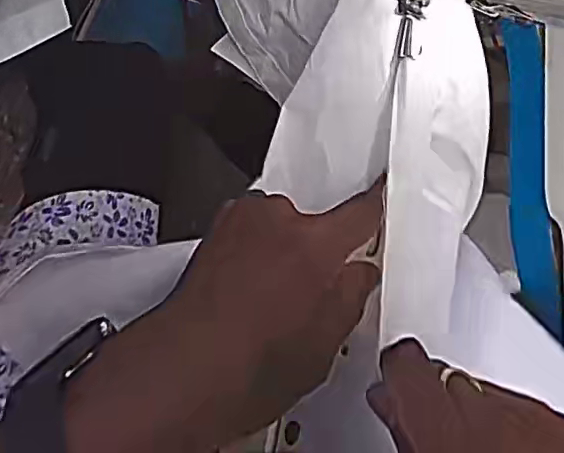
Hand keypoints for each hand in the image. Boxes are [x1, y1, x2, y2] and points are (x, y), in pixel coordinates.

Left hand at [62, 186, 383, 450]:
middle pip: (318, 222)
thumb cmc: (240, 370)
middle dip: (317, 252)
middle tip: (305, 294)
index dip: (378, 202)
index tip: (384, 191)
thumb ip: (351, 296)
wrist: (178, 371)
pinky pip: (255, 225)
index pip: (363, 210)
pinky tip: (246, 287)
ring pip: (284, 225)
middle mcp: (281, 219)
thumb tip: (360, 274)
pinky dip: (256, 246)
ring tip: (265, 298)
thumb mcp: (320, 348)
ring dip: (282, 248)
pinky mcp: (223, 222)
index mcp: (316, 247)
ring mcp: (248, 217)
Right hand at [368, 339, 563, 452]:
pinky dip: (521, 436)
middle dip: (439, 405)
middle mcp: (497, 412)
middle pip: (454, 383)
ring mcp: (543, 422)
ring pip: (495, 399)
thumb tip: (395, 418)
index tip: (392, 387)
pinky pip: (537, 420)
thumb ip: (407, 441)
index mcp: (449, 427)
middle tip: (424, 433)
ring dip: (482, 421)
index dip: (398, 377)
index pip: (410, 368)